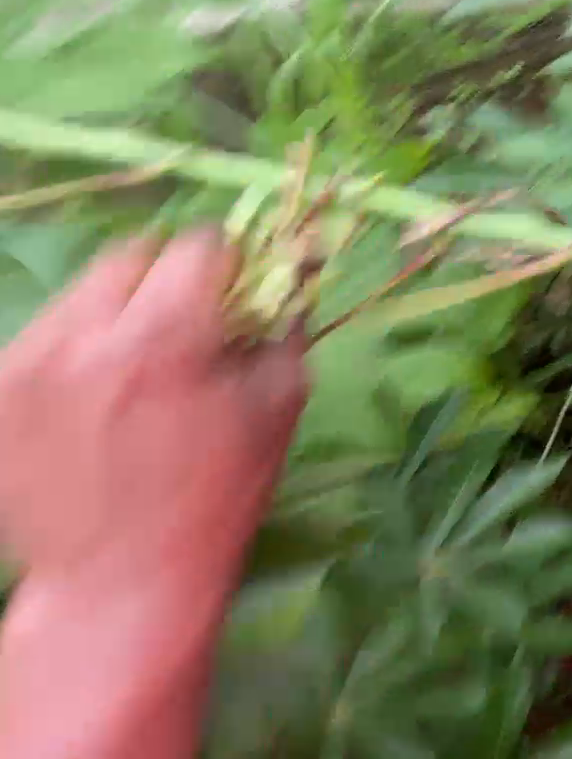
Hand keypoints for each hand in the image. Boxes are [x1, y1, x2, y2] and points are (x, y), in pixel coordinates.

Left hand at [0, 233, 307, 593]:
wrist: (125, 568)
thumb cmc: (227, 482)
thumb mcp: (282, 397)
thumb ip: (285, 324)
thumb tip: (298, 270)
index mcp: (162, 339)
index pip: (198, 247)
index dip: (232, 256)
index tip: (246, 278)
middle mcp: (80, 340)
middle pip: (128, 257)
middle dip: (171, 273)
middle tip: (197, 310)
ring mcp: (21, 367)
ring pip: (81, 293)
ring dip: (124, 305)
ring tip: (147, 356)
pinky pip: (46, 336)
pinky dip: (85, 342)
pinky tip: (105, 388)